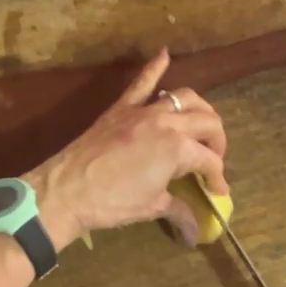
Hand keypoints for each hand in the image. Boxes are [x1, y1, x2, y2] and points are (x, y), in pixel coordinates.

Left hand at [22, 48, 228, 248]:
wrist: (67, 191)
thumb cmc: (112, 203)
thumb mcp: (151, 207)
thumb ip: (178, 211)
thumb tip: (196, 232)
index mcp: (179, 149)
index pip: (210, 161)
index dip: (218, 178)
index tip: (218, 191)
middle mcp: (167, 122)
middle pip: (207, 122)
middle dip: (217, 142)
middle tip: (213, 160)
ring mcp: (143, 111)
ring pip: (183, 97)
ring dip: (200, 109)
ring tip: (202, 124)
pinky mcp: (121, 108)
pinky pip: (141, 82)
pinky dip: (154, 67)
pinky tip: (164, 54)